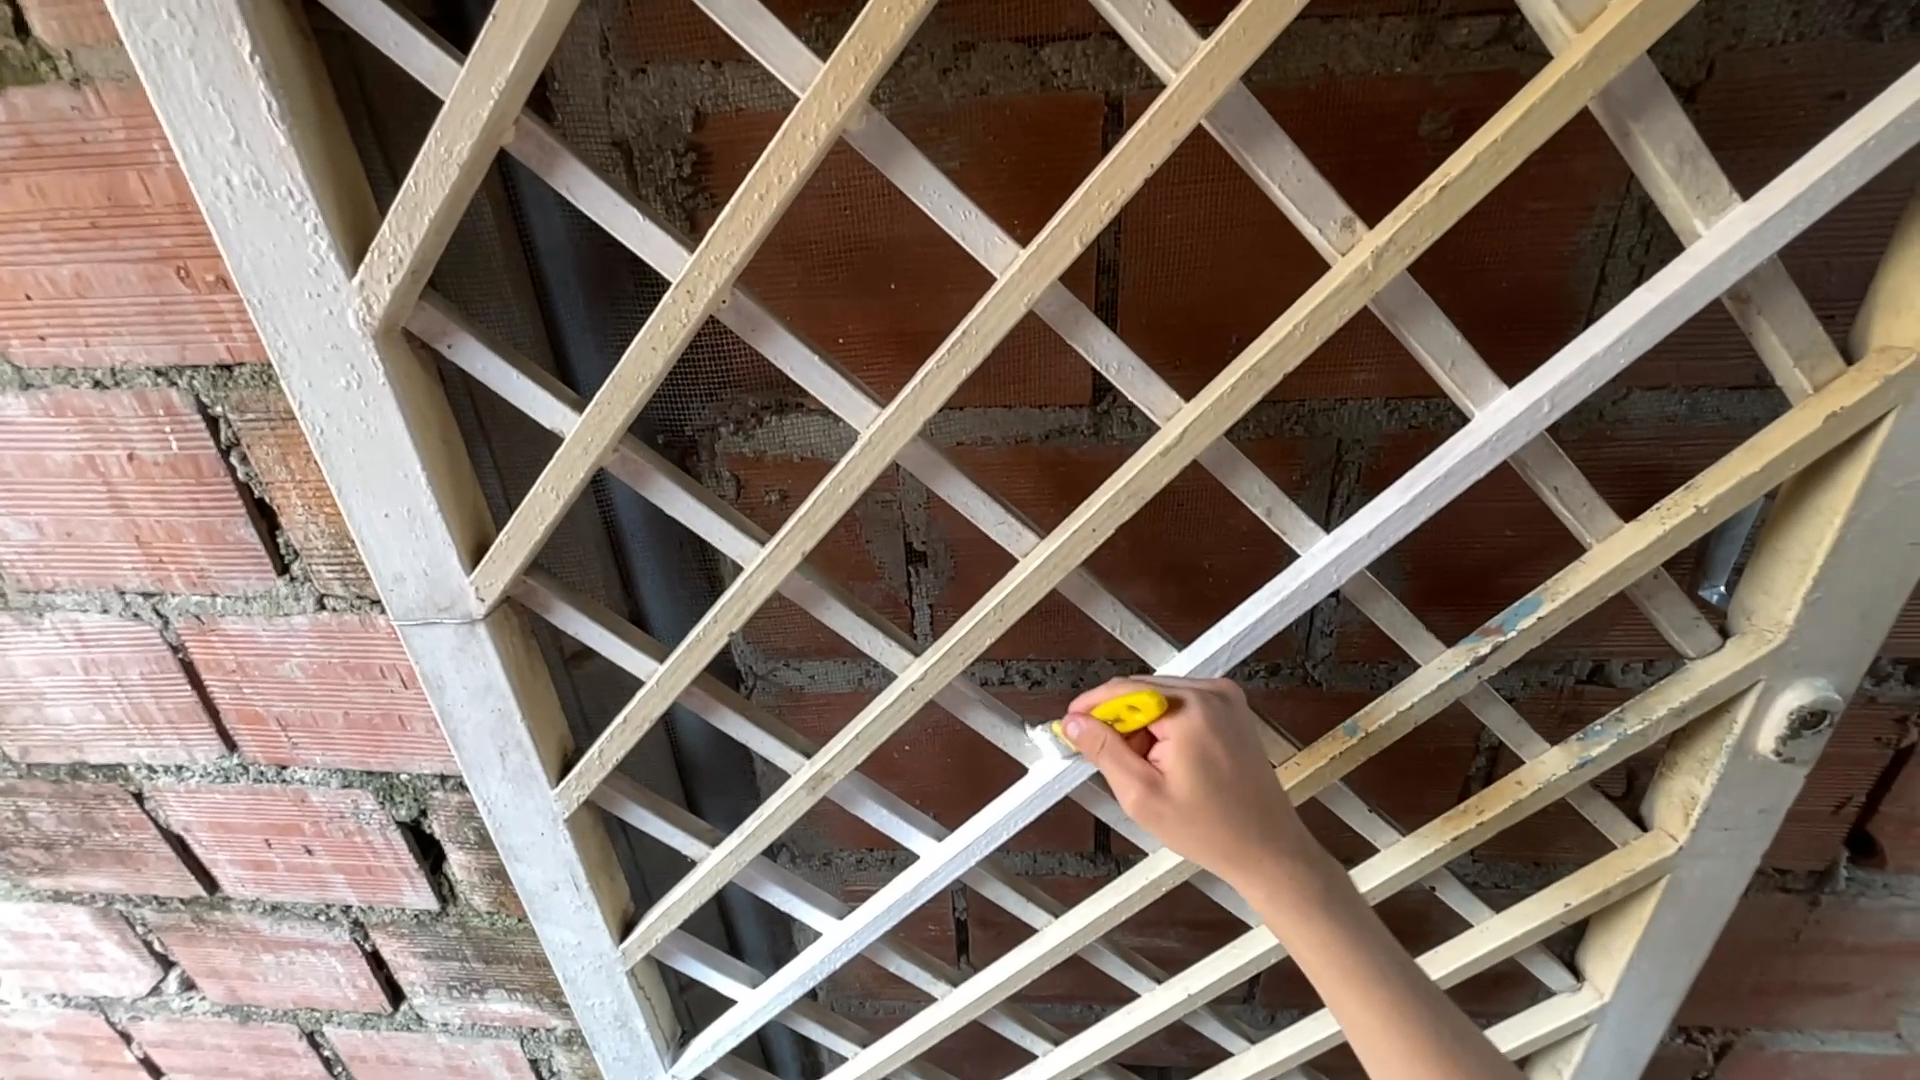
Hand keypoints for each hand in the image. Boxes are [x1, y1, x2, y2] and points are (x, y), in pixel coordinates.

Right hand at [1062, 676, 1326, 890]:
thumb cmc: (1207, 830)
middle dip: (1119, 721)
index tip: (1069, 727)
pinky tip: (1166, 760)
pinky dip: (1165, 725)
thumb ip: (1104, 751)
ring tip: (1143, 768)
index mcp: (1190, 708)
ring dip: (1142, 724)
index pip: (1123, 690)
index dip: (1091, 707)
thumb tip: (1071, 721)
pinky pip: (1182, 704)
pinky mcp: (1232, 708)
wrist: (1269, 849)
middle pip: (1142, 690)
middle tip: (1109, 760)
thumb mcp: (1142, 795)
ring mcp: (1226, 696)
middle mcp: (1211, 691)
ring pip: (1160, 697)